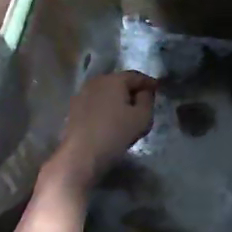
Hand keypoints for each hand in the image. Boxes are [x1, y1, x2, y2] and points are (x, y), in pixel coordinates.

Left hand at [47, 70, 157, 189]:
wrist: (81, 154)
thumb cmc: (116, 133)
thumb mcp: (142, 117)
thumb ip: (147, 100)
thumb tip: (144, 92)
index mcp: (114, 80)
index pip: (136, 76)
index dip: (149, 82)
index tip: (158, 89)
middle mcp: (96, 82)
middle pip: (118, 82)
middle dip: (132, 90)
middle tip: (143, 100)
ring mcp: (81, 95)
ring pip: (105, 92)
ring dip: (117, 99)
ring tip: (127, 112)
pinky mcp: (74, 109)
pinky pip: (96, 103)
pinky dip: (106, 107)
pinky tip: (110, 120)